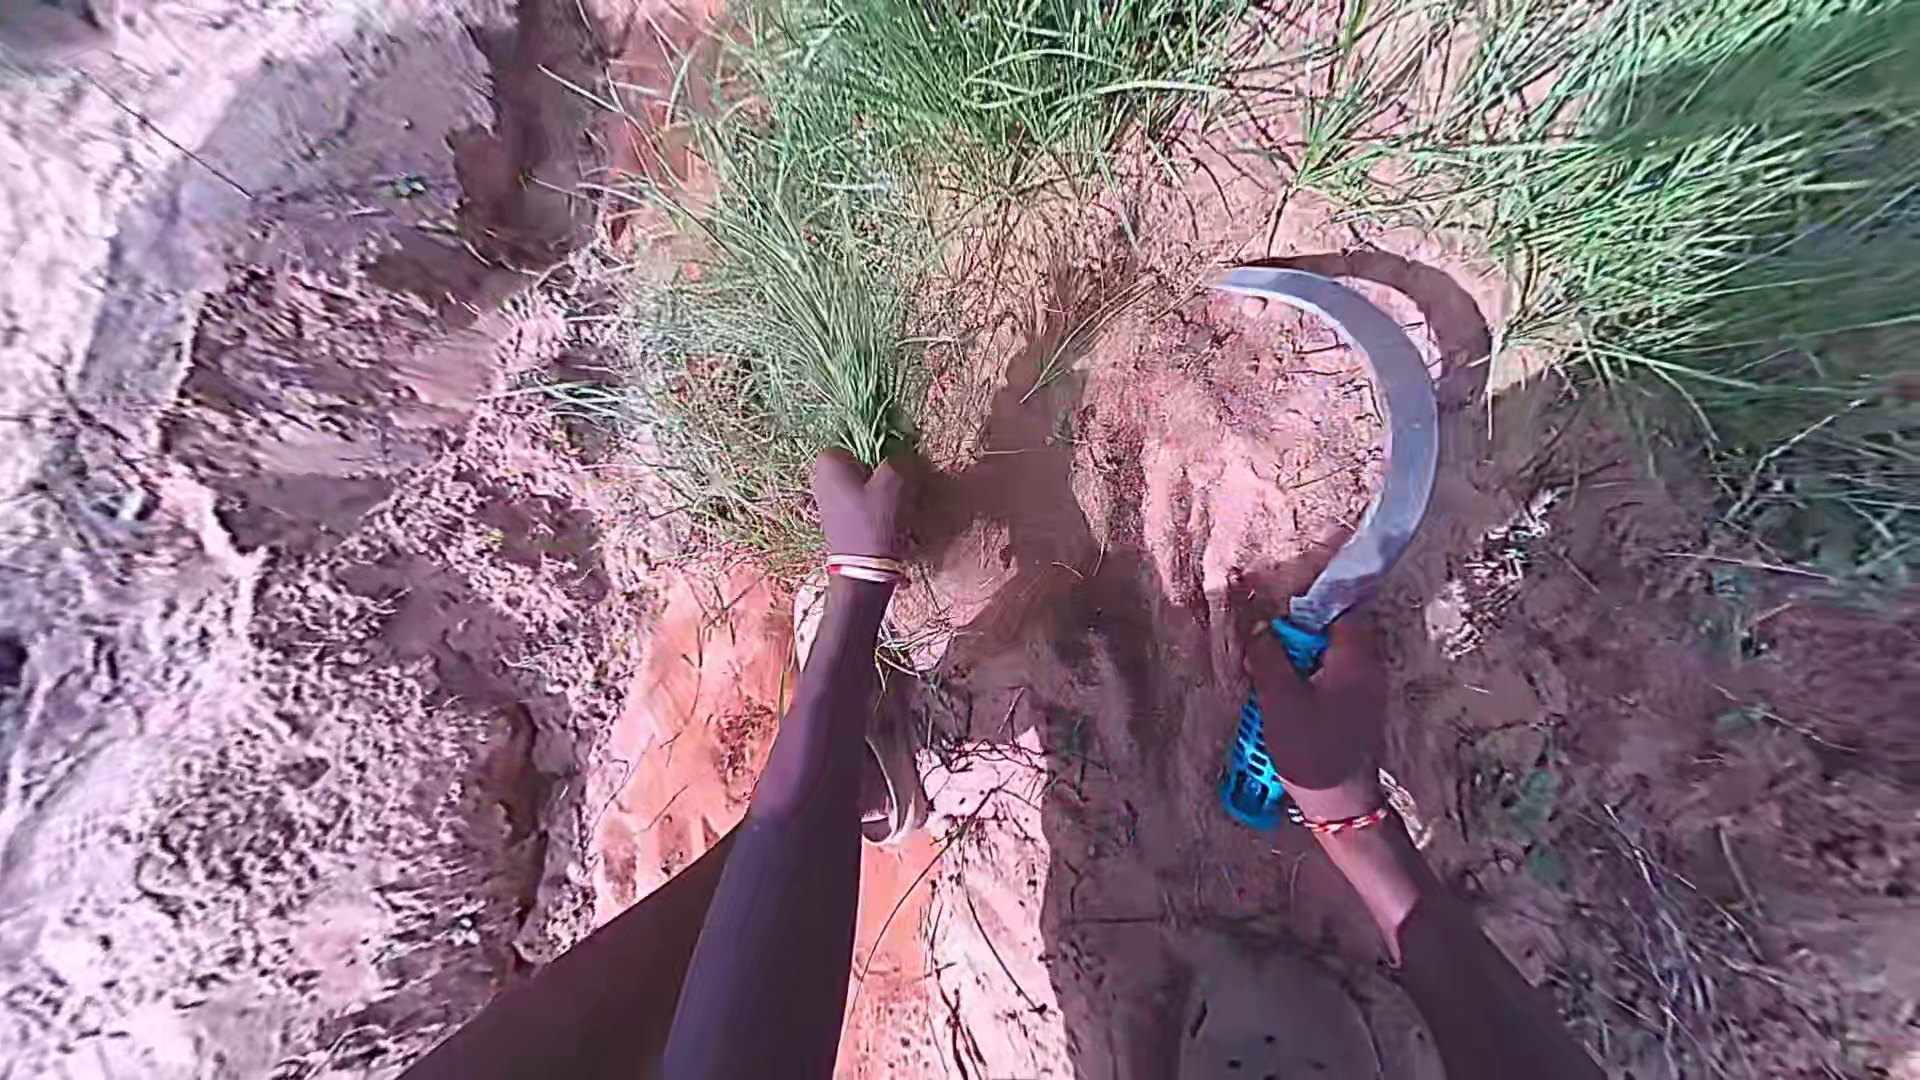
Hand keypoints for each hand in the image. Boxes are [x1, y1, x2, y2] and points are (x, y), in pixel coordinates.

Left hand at [812, 449, 904, 559]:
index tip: (896, 467)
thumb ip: (901, 460)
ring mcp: (828, 500)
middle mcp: (822, 477)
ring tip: (896, 507)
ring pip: (864, 484)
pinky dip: (875, 507)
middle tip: (900, 486)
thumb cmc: (873, 521)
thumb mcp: (894, 483)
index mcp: (828, 461)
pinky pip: (861, 502)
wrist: (863, 570)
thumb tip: (905, 455)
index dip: (882, 451)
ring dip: (882, 491)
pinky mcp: (837, 519)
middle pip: (862, 463)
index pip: (861, 441)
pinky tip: (888, 520)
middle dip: (882, 472)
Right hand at [1232, 569, 1387, 820]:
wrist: (1340, 803)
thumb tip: (1261, 626)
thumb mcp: (1278, 696)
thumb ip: (1268, 654)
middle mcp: (1369, 669)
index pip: (1343, 609)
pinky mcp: (1354, 707)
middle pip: (1335, 631)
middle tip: (1269, 646)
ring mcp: (1364, 690)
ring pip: (1329, 654)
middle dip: (1299, 633)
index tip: (1280, 612)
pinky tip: (1282, 692)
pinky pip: (1329, 675)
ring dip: (1299, 656)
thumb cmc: (1310, 746)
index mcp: (1356, 659)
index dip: (1311, 605)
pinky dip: (1305, 675)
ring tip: (1271, 671)